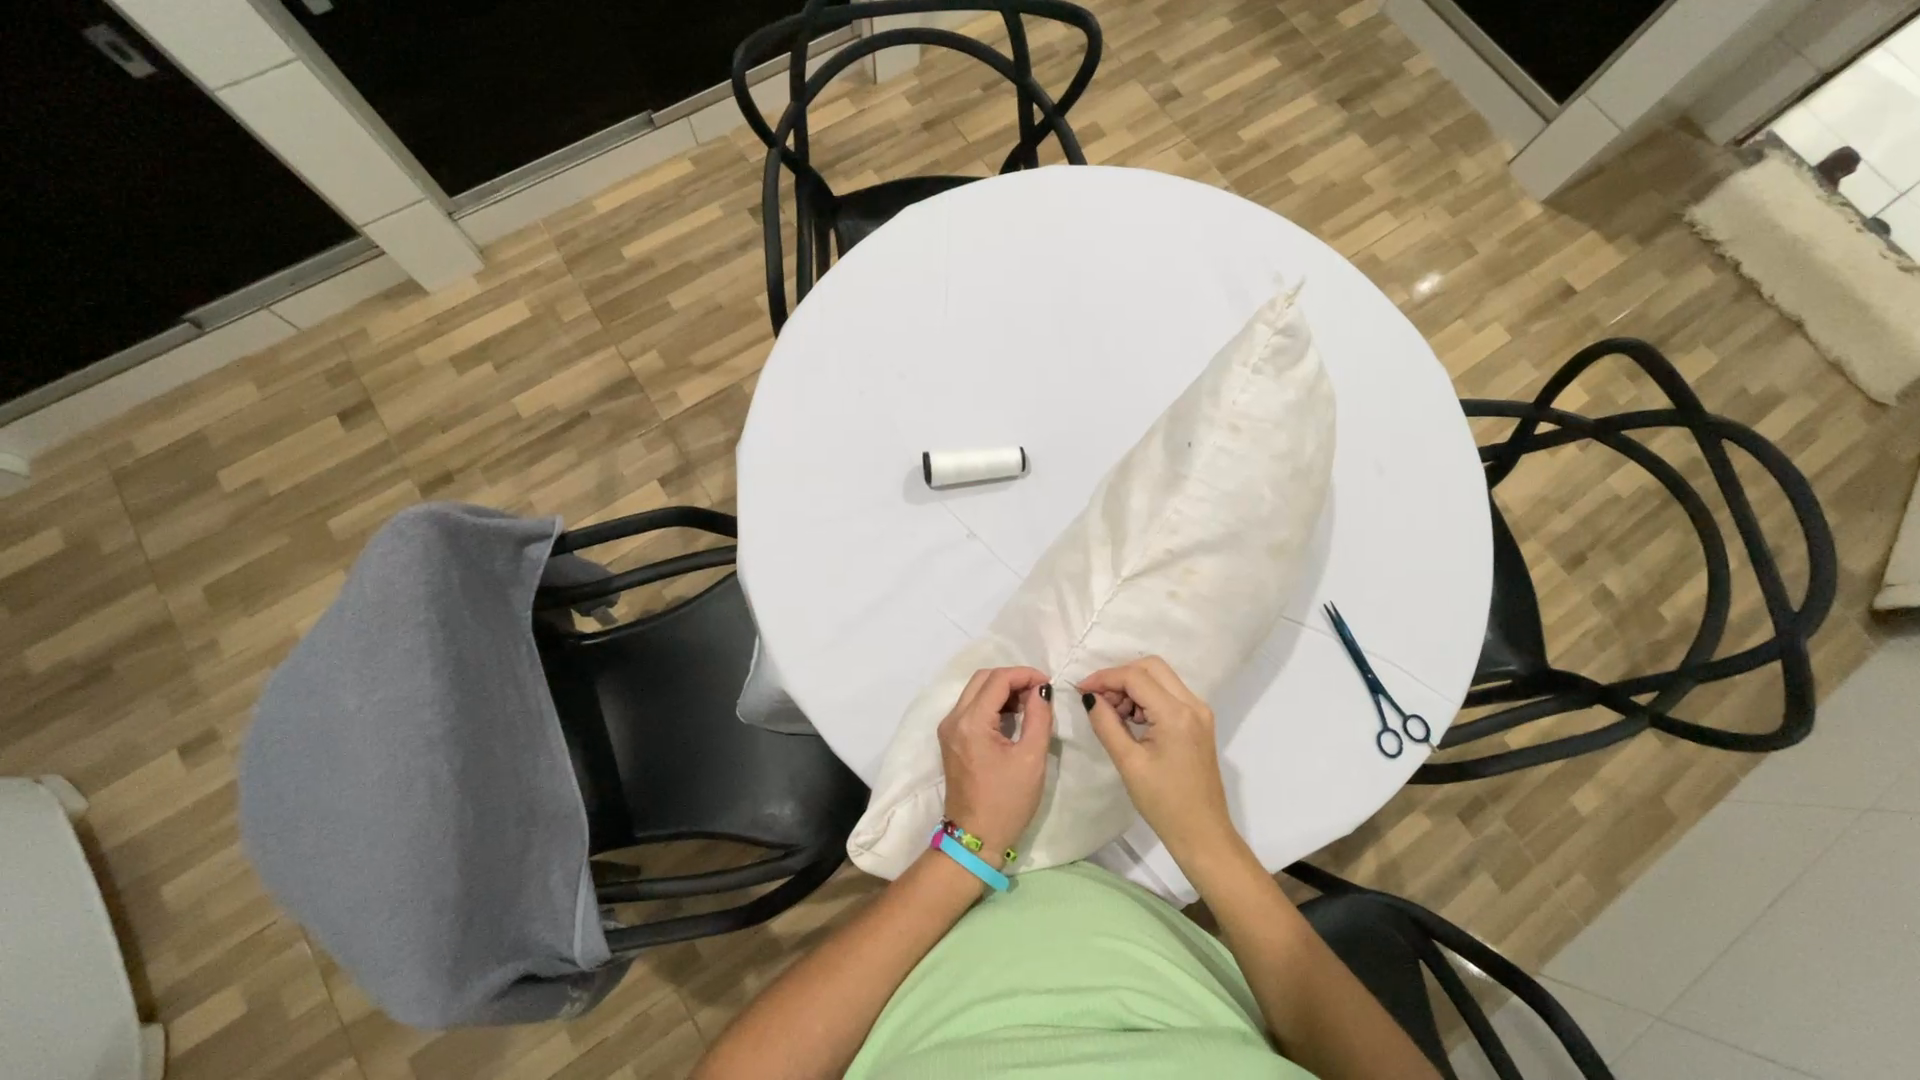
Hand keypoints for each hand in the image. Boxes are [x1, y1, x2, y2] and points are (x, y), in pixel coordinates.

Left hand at [938, 667, 1054, 864]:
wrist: (975, 838)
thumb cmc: (1007, 802)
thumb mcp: (1031, 758)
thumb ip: (1038, 716)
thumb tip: (1041, 690)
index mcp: (971, 722)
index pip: (998, 679)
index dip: (1025, 675)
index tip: (1049, 685)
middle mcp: (953, 719)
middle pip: (983, 679)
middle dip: (1013, 679)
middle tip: (1039, 693)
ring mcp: (949, 729)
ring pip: (975, 691)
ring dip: (1002, 691)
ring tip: (1030, 706)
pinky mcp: (951, 739)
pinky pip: (971, 708)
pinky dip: (992, 705)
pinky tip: (1013, 718)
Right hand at [1080, 657, 1242, 869]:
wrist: (1202, 832)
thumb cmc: (1163, 802)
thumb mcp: (1128, 762)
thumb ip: (1106, 723)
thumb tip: (1090, 698)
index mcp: (1176, 714)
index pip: (1136, 677)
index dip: (1104, 678)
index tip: (1080, 690)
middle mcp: (1193, 704)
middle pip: (1152, 667)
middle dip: (1120, 677)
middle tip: (1098, 699)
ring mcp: (1200, 712)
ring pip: (1161, 678)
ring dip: (1133, 687)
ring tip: (1112, 714)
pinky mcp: (1199, 722)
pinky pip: (1169, 694)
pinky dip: (1147, 698)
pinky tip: (1130, 720)